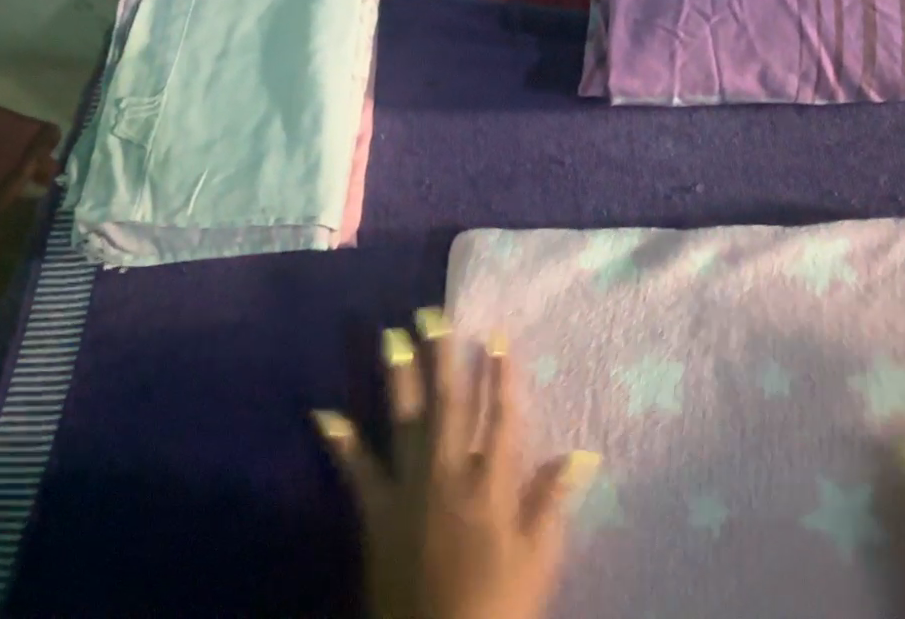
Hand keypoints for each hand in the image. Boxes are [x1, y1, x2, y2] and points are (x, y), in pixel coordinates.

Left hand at [313, 308, 598, 618]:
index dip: (501, 374)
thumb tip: (581, 453)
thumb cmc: (499, 603)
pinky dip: (341, 442)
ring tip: (392, 337)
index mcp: (491, 483)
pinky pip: (357, 471)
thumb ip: (552, 501)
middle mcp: (449, 473)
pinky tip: (324, 413)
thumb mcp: (538, 557)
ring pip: (406, 421)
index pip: (500, 417)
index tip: (497, 336)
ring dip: (400, 378)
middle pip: (448, 405)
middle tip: (432, 315)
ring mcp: (409, 489)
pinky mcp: (376, 511)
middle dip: (442, 357)